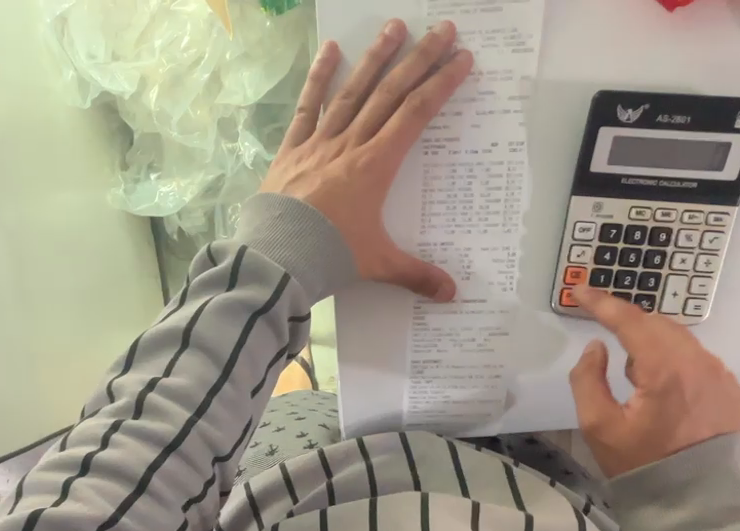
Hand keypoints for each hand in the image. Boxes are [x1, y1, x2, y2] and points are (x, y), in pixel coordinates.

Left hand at [260, 21, 473, 299]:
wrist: (277, 258)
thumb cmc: (329, 257)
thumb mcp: (376, 265)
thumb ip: (414, 275)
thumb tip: (450, 294)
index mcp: (375, 167)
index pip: (415, 115)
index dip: (440, 85)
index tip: (462, 59)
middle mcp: (350, 146)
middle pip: (390, 93)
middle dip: (418, 59)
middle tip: (441, 29)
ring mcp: (319, 144)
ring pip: (352, 92)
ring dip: (375, 58)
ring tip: (394, 27)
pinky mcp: (292, 151)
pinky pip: (307, 108)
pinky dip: (318, 79)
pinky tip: (329, 50)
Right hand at [568, 285, 739, 476]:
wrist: (692, 499)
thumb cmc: (639, 463)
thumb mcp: (598, 426)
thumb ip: (588, 380)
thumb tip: (596, 348)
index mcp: (664, 370)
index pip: (631, 322)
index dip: (603, 304)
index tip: (581, 291)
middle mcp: (698, 363)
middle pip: (658, 325)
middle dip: (628, 323)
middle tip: (602, 331)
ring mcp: (719, 375)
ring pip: (679, 341)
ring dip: (651, 344)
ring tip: (632, 375)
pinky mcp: (729, 389)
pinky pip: (697, 360)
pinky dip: (673, 361)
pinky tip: (660, 389)